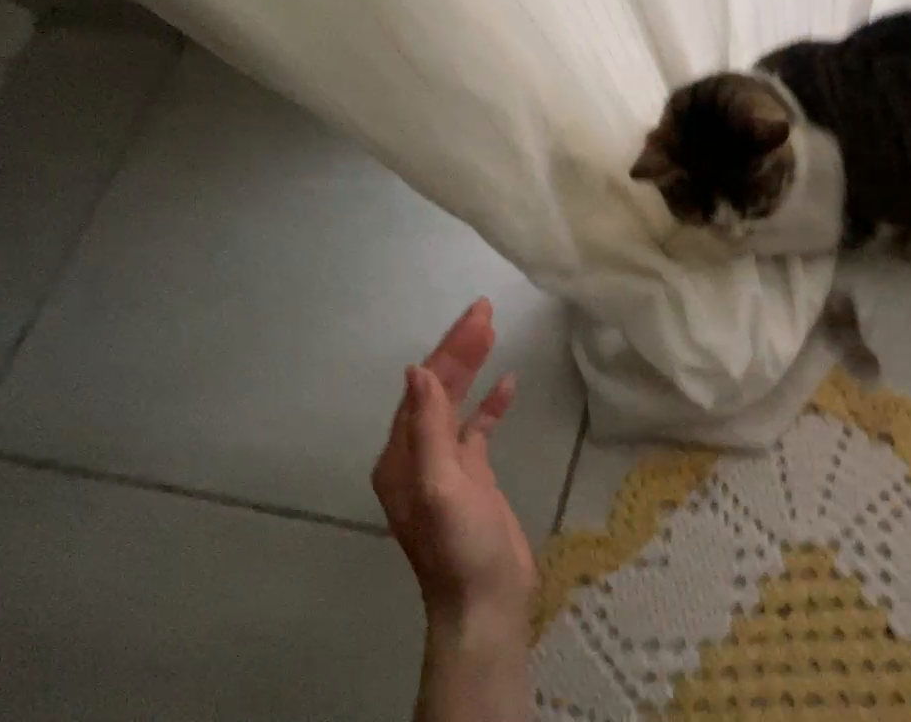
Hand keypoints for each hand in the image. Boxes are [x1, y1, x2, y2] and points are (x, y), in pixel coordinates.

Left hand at [372, 299, 535, 632]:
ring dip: (473, 368)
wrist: (485, 600)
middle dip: (460, 348)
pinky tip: (508, 384)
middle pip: (438, 389)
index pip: (425, 388)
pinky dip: (490, 405)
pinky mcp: (472, 477)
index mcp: (402, 456)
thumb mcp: (443, 486)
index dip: (450, 349)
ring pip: (457, 403)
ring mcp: (446, 466)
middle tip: (486, 310)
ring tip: (493, 331)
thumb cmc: (461, 546)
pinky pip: (477, 429)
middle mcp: (417, 456)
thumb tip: (418, 371)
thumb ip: (430, 428)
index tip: (477, 315)